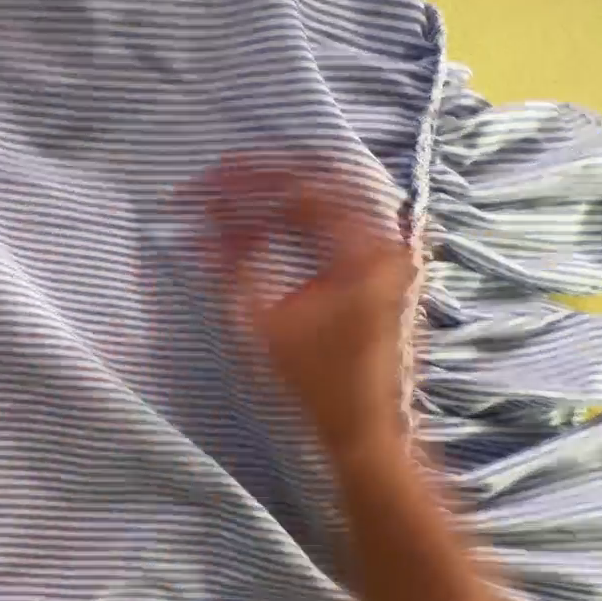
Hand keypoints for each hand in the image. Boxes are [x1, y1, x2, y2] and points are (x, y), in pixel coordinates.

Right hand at [197, 158, 416, 462]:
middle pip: (324, 179)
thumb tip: (204, 224)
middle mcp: (390, 240)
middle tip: (219, 175)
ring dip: (288, 185)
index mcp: (364, 252)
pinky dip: (310, 205)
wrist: (365, 426)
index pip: (299, 191)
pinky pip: (350, 212)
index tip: (205, 182)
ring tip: (243, 185)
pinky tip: (281, 210)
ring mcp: (397, 250)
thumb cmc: (314, 385)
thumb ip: (234, 266)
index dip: (246, 183)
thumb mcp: (263, 326)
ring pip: (340, 191)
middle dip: (266, 174)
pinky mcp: (391, 264)